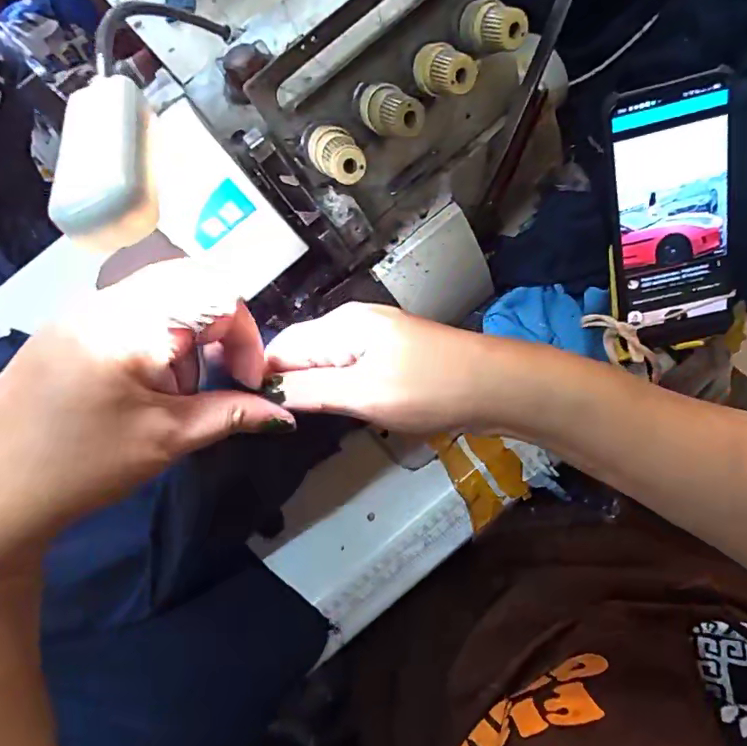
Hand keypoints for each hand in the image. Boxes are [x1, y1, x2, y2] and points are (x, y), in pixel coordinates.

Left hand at [0, 260, 295, 575]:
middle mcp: (102, 302)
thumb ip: (229, 415)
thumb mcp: (166, 440)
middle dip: (217, 333)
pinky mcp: (65, 332)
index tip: (248, 384)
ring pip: (160, 300)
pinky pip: (128, 316)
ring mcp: (78, 313)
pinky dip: (155, 343)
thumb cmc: (81, 466)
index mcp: (130, 323)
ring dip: (185, 340)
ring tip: (170, 395)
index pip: (215, 295)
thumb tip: (282, 414)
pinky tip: (139, 389)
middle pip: (188, 286)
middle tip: (215, 380)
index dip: (246, 337)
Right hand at [264, 303, 532, 434]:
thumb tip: (261, 391)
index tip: (248, 412)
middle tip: (272, 422)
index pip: (279, 346)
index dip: (258, 376)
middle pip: (299, 353)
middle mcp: (351, 323)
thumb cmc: (431, 389)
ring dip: (311, 389)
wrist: (499, 387)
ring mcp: (373, 337)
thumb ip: (310, 391)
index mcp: (340, 325)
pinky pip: (347, 369)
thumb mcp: (364, 394)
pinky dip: (336, 389)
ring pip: (323, 363)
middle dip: (285, 384)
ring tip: (299, 419)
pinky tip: (337, 409)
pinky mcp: (390, 355)